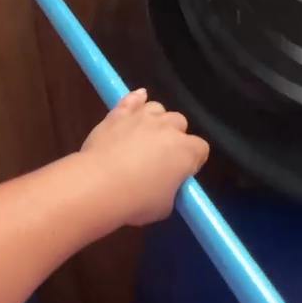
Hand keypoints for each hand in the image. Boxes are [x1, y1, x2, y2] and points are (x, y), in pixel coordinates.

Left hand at [80, 89, 208, 225]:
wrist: (100, 183)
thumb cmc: (138, 199)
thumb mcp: (165, 204)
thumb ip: (170, 187)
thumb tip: (163, 183)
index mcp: (187, 151)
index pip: (201, 149)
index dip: (192, 160)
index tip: (181, 171)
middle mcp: (168, 128)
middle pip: (179, 123)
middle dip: (174, 135)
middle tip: (161, 154)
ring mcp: (142, 117)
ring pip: (157, 108)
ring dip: (155, 119)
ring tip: (146, 133)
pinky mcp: (118, 113)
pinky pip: (131, 100)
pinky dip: (136, 99)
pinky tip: (138, 98)